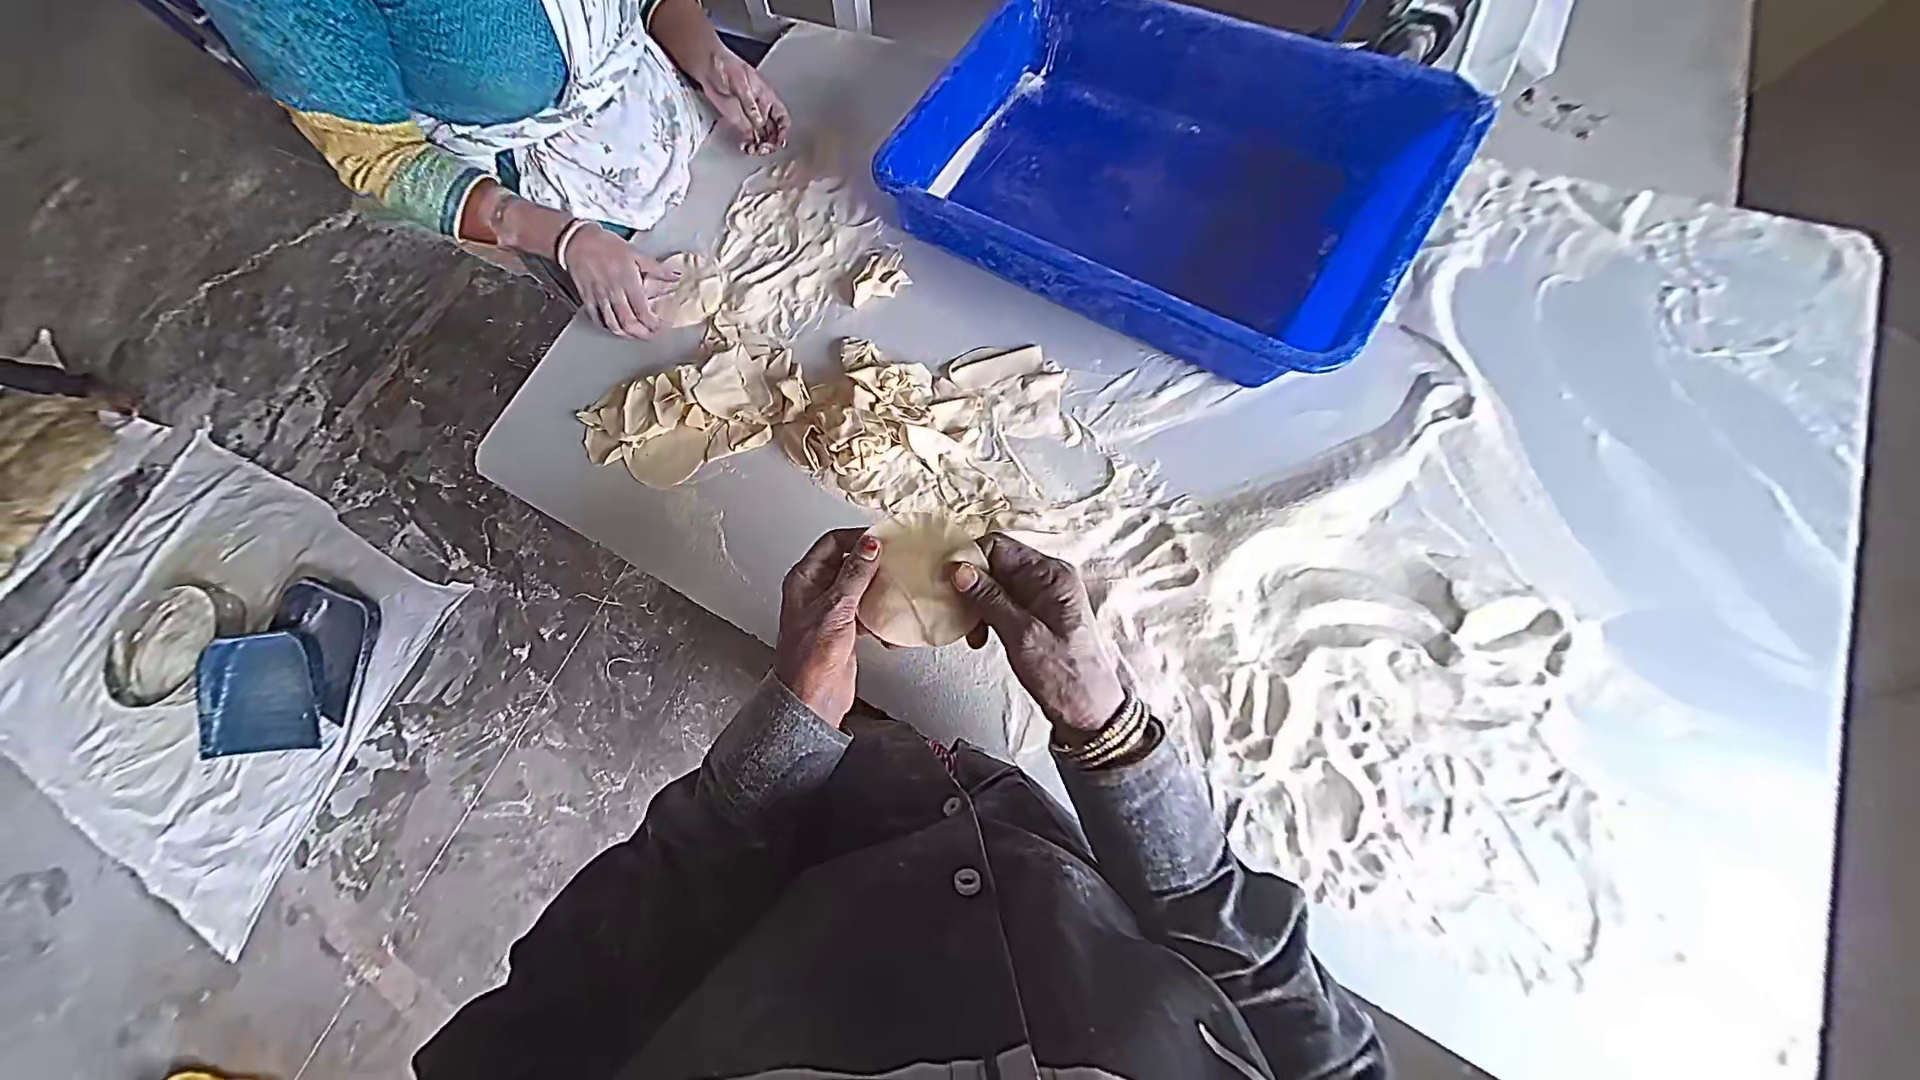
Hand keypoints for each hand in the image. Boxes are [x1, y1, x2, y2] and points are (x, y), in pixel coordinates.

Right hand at [563, 225, 680, 338]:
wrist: (575, 239)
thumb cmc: (607, 246)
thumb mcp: (635, 254)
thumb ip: (657, 269)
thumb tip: (676, 276)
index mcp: (628, 283)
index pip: (643, 313)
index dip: (655, 325)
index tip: (663, 326)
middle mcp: (613, 293)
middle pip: (629, 324)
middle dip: (643, 335)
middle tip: (653, 336)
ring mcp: (599, 297)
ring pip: (613, 325)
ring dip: (627, 335)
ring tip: (637, 335)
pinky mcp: (587, 298)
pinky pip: (597, 319)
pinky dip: (607, 327)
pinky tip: (616, 327)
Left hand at [695, 47, 790, 155]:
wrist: (707, 67)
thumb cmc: (726, 67)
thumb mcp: (740, 84)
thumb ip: (750, 105)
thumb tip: (759, 124)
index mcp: (768, 98)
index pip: (783, 118)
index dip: (784, 131)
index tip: (779, 141)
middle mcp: (762, 111)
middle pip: (774, 132)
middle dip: (771, 143)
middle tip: (763, 148)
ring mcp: (751, 118)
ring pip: (763, 138)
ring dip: (760, 147)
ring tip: (752, 150)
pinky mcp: (740, 123)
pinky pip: (749, 138)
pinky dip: (749, 145)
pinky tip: (745, 147)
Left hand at [774, 528, 881, 725]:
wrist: (812, 699)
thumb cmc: (809, 659)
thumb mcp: (835, 608)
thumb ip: (854, 574)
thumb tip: (869, 545)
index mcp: (804, 579)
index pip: (832, 542)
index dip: (857, 537)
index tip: (882, 538)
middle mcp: (815, 591)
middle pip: (848, 561)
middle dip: (871, 560)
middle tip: (894, 557)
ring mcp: (831, 609)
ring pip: (859, 584)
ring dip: (878, 584)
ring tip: (897, 582)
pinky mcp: (845, 627)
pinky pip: (866, 607)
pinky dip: (879, 608)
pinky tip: (890, 613)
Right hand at [949, 534, 1125, 741]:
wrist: (1088, 714)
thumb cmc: (1064, 676)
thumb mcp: (1022, 634)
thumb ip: (990, 599)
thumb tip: (960, 570)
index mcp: (1051, 575)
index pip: (1000, 547)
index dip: (971, 560)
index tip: (950, 582)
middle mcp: (1047, 579)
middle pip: (996, 564)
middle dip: (971, 584)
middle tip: (957, 609)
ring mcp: (1042, 598)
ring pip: (996, 585)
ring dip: (977, 603)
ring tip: (971, 630)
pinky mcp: (1035, 616)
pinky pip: (1002, 603)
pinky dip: (986, 615)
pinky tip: (980, 634)